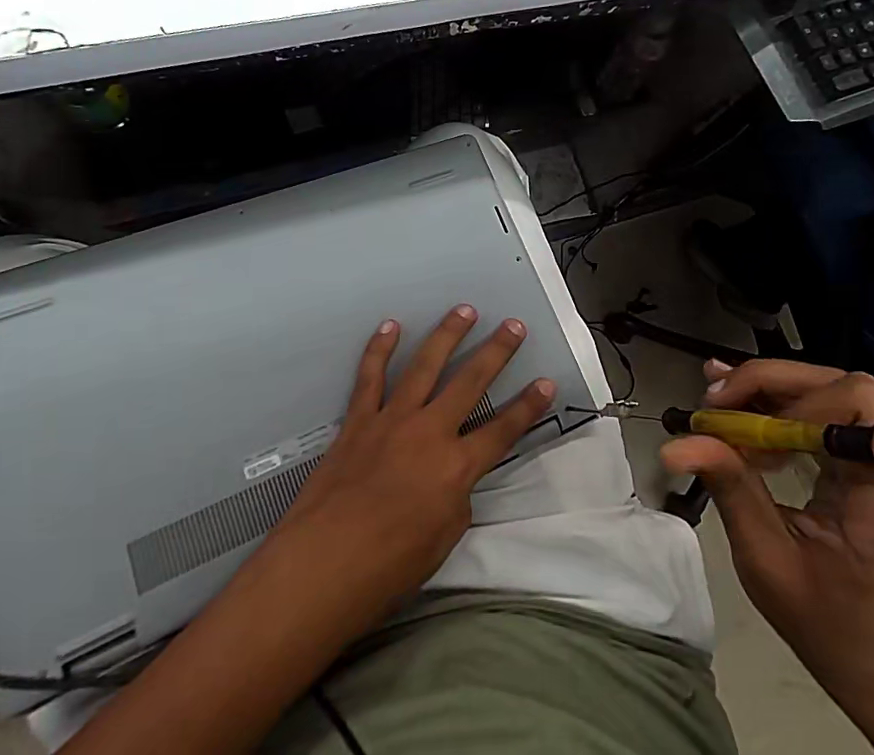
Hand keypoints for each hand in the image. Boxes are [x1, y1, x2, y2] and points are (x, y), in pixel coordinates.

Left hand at [259, 304, 555, 617]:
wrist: (327, 558)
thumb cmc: (392, 563)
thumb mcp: (445, 538)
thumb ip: (456, 498)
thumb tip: (453, 477)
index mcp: (457, 467)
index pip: (503, 431)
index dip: (528, 407)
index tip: (546, 383)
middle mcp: (429, 432)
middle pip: (469, 383)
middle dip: (495, 352)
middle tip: (513, 326)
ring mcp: (391, 420)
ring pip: (423, 367)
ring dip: (446, 336)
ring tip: (464, 311)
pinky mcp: (358, 420)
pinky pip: (371, 377)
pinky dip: (380, 349)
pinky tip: (390, 326)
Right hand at [661, 359, 873, 695]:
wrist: (855, 626)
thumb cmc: (825, 614)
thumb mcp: (768, 563)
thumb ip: (733, 494)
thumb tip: (679, 445)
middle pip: (870, 403)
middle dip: (791, 395)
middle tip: (720, 410)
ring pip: (838, 386)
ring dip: (768, 385)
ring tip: (713, 405)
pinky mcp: (862, 438)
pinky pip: (819, 395)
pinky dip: (768, 388)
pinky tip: (724, 387)